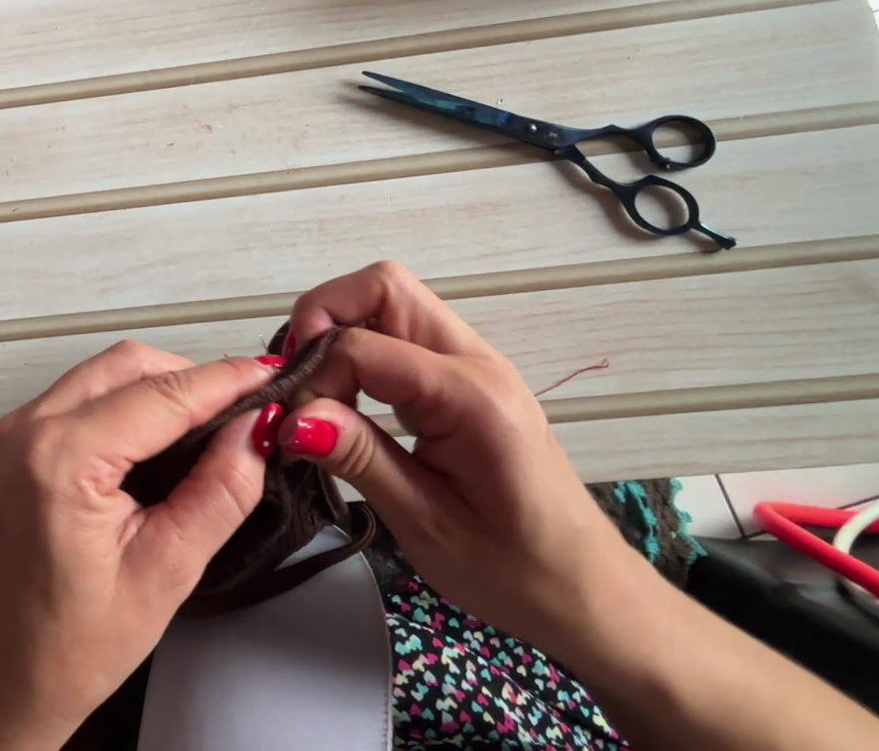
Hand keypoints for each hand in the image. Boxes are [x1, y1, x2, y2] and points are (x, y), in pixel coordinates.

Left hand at [0, 342, 278, 750]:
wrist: (8, 668)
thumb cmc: (75, 640)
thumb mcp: (168, 570)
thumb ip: (220, 490)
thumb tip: (256, 428)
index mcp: (60, 460)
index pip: (160, 396)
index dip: (223, 381)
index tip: (271, 374)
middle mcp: (28, 428)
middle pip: (129, 363)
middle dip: (192, 377)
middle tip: (247, 406)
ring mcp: (17, 427)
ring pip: (108, 370)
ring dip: (163, 385)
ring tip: (214, 423)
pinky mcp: (20, 436)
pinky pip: (86, 390)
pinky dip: (133, 398)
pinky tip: (166, 433)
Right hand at [272, 262, 646, 651]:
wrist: (589, 593)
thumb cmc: (515, 572)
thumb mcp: (426, 524)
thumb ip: (357, 457)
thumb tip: (290, 417)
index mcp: (471, 397)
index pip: (363, 345)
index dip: (313, 375)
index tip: (290, 425)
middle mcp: (474, 360)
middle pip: (382, 285)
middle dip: (321, 316)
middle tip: (297, 382)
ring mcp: (472, 361)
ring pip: (388, 299)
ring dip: (337, 329)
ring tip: (315, 392)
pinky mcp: (462, 374)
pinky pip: (399, 329)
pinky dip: (357, 345)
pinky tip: (344, 396)